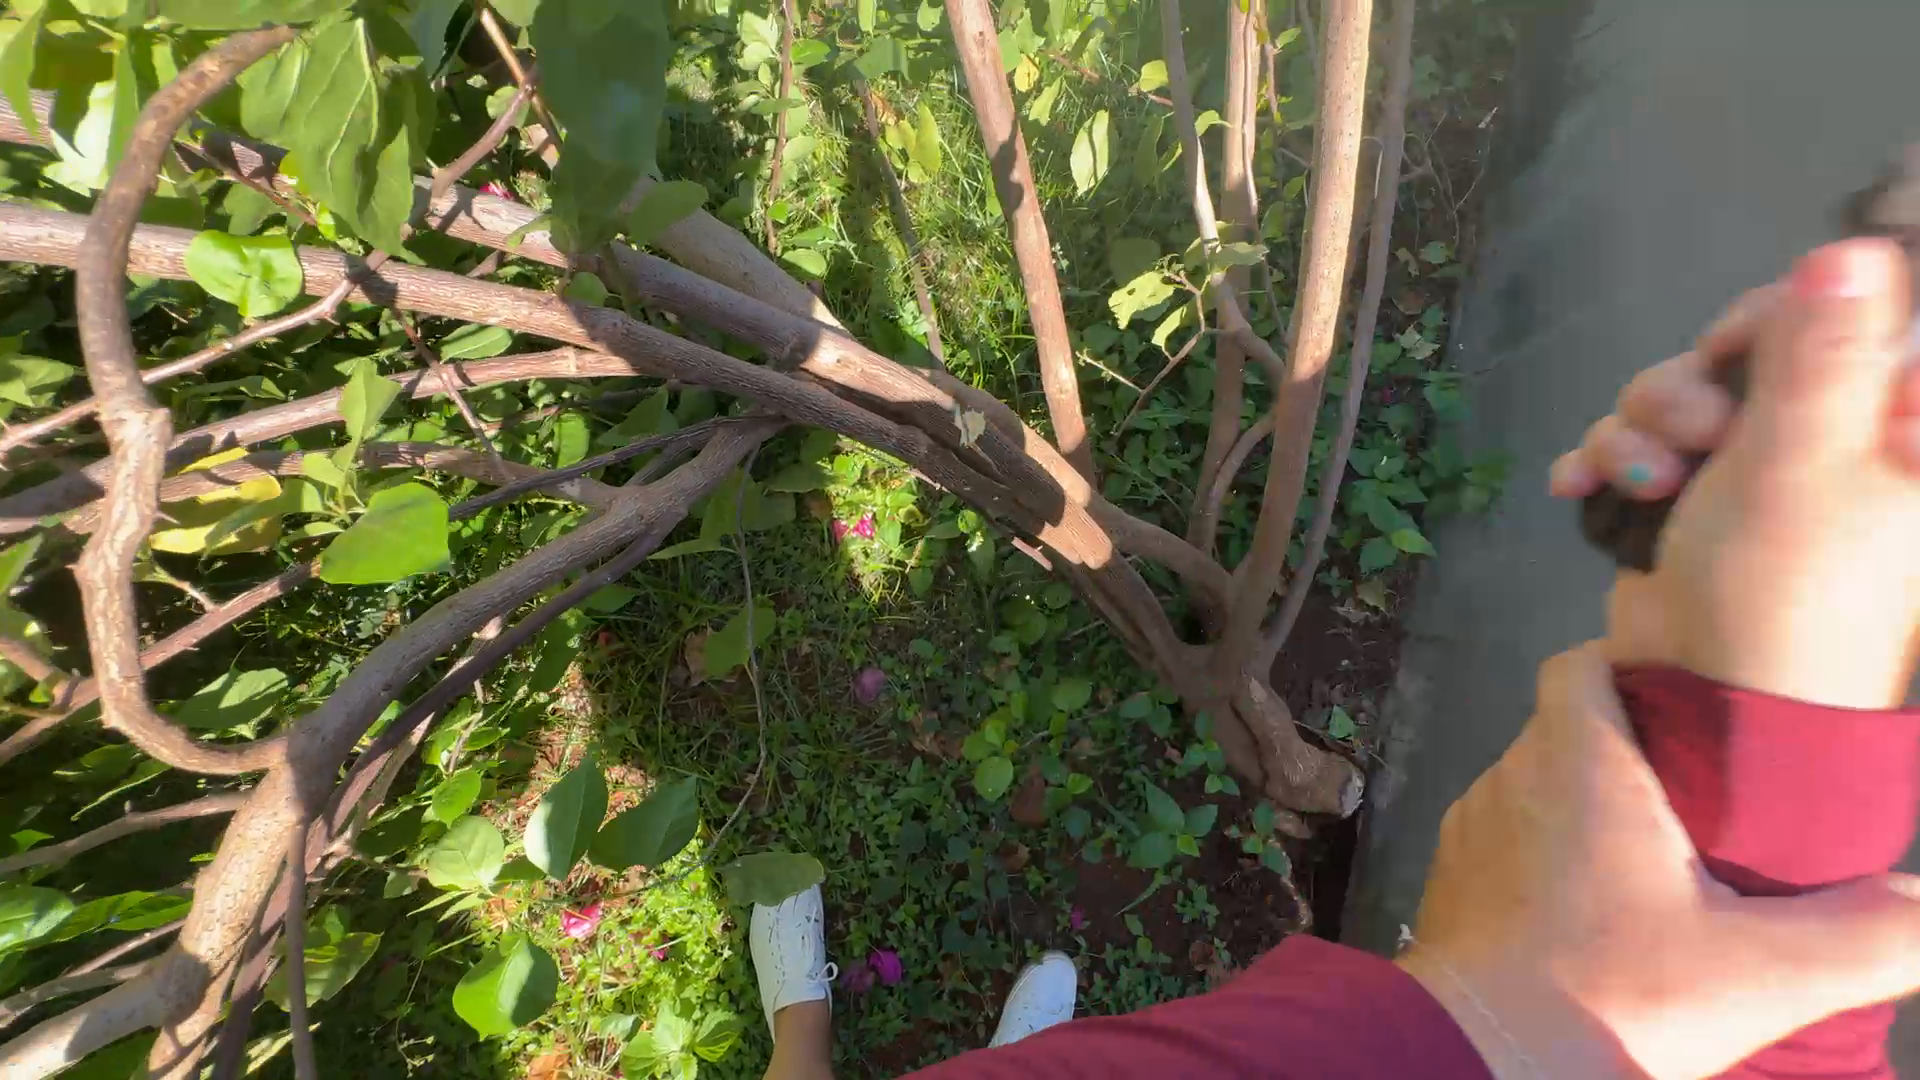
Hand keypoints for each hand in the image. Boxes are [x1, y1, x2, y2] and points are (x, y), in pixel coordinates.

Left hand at [1398, 644, 1919, 1079]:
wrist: (1490, 1036)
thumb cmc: (1622, 987)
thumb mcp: (1768, 969)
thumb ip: (1870, 932)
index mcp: (1578, 767)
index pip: (1573, 670)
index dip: (1613, 661)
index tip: (1667, 689)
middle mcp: (1513, 773)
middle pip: (1561, 723)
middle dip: (1621, 737)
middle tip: (1691, 780)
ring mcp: (1473, 812)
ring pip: (1531, 772)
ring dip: (1583, 789)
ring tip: (1651, 839)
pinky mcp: (1453, 854)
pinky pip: (1504, 816)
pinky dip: (1544, 828)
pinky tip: (1586, 883)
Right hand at [1550, 239, 1919, 707]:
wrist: (1709, 680)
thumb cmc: (1780, 578)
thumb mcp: (1800, 463)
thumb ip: (1820, 359)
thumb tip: (1844, 251)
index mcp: (1886, 412)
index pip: (1831, 313)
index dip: (1763, 325)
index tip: (1730, 359)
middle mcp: (1816, 426)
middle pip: (1726, 356)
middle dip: (1677, 397)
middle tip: (1688, 445)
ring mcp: (1742, 462)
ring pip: (1661, 403)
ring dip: (1629, 441)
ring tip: (1640, 489)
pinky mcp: (1682, 491)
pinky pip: (1625, 447)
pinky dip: (1596, 466)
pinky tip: (1576, 490)